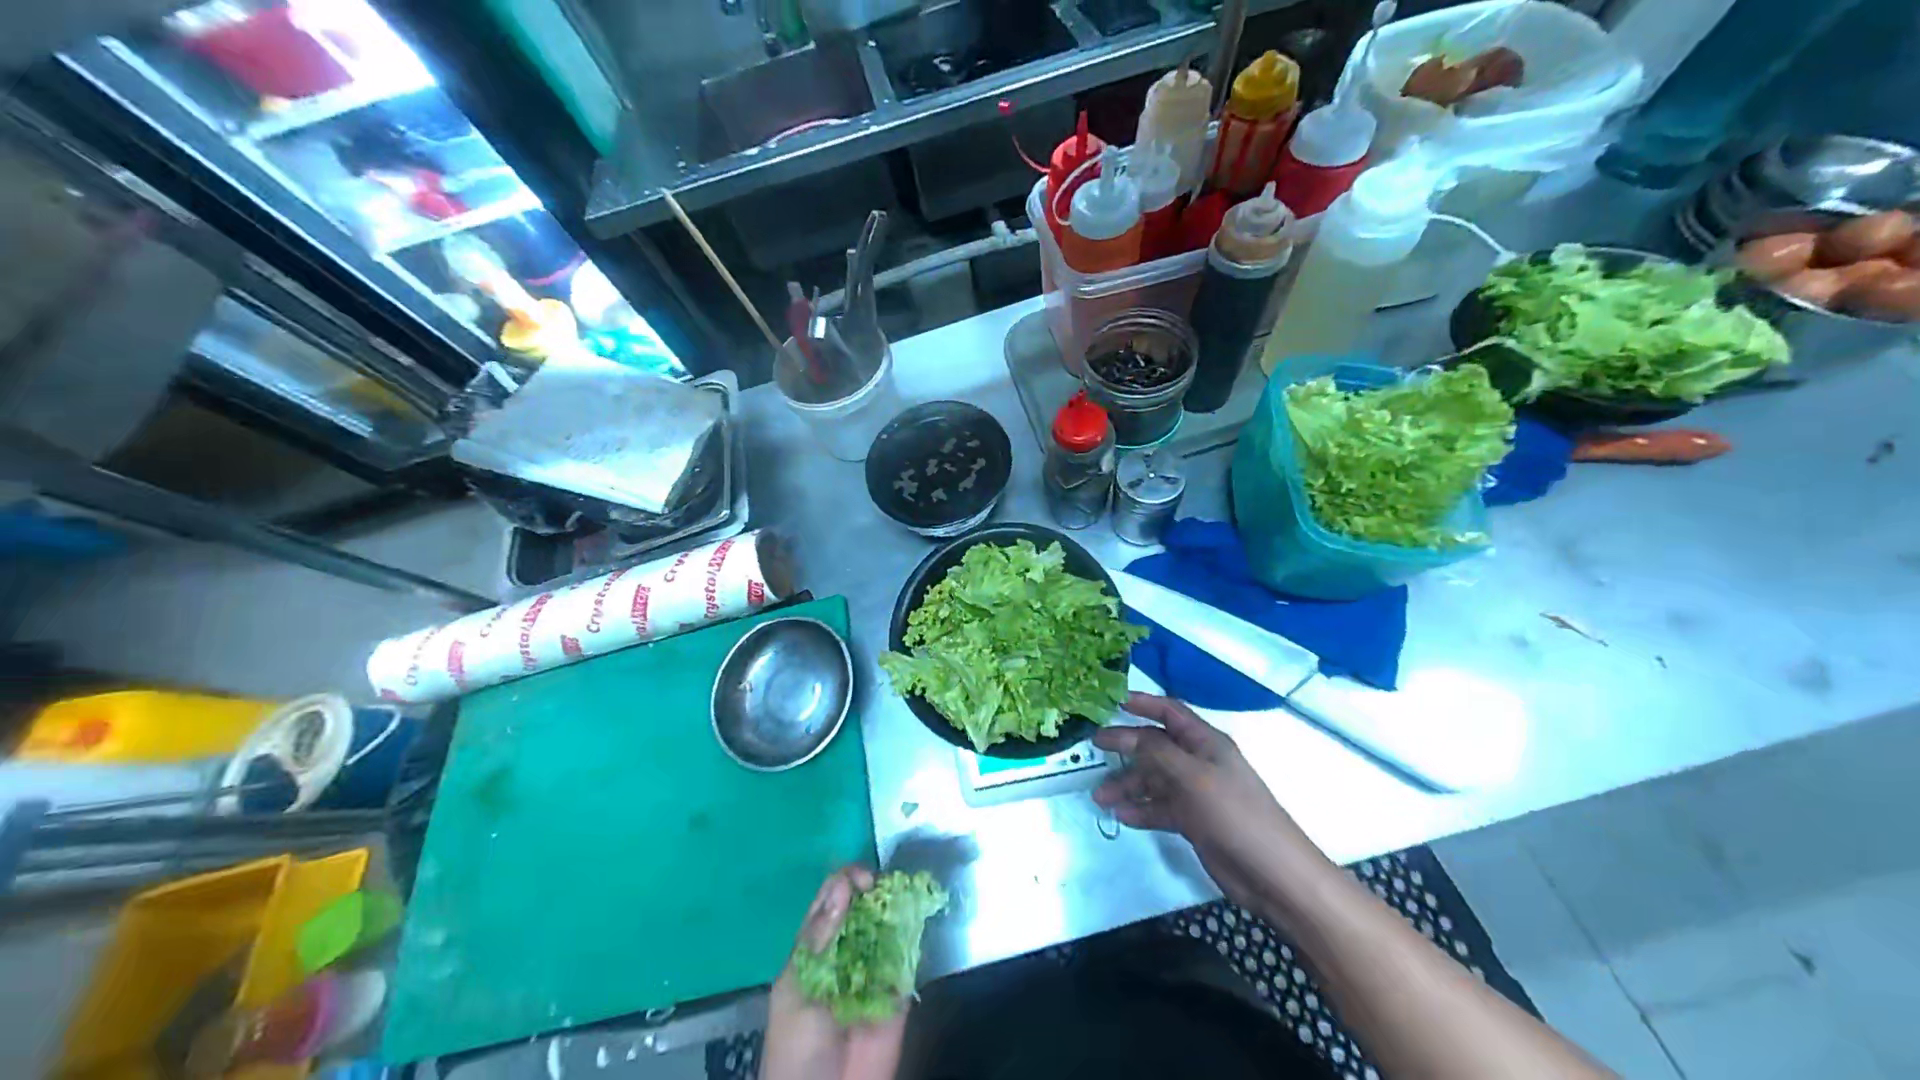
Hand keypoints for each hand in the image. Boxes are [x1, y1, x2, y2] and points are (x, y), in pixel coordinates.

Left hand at [761, 867, 907, 1079]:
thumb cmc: (796, 1051)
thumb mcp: (797, 992)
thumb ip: (820, 940)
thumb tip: (841, 885)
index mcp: (814, 949)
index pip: (829, 902)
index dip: (843, 883)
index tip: (859, 879)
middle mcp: (846, 952)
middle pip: (861, 907)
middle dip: (871, 889)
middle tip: (879, 885)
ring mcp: (874, 969)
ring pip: (887, 925)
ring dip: (894, 905)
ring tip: (901, 893)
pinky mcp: (899, 990)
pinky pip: (908, 955)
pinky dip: (914, 933)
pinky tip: (917, 916)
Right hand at [1093, 693, 1320, 912]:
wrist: (1272, 874)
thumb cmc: (1234, 815)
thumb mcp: (1192, 777)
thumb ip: (1157, 753)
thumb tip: (1126, 734)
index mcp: (1205, 743)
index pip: (1170, 712)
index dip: (1143, 704)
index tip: (1112, 702)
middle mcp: (1199, 763)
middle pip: (1156, 746)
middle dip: (1126, 747)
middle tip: (1094, 749)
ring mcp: (1196, 794)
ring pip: (1153, 780)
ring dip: (1127, 785)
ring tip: (1099, 798)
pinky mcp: (1193, 822)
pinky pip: (1159, 808)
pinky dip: (1140, 810)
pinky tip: (1120, 816)